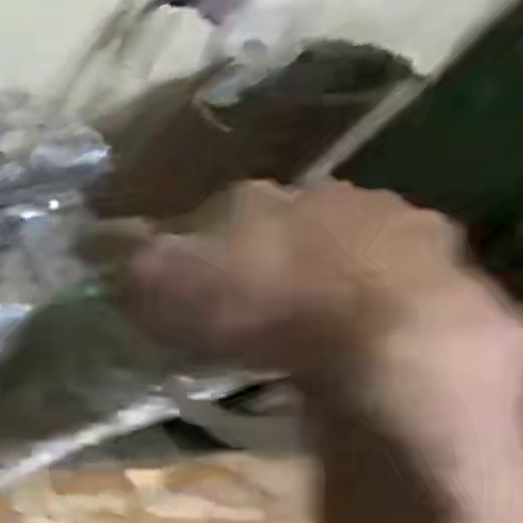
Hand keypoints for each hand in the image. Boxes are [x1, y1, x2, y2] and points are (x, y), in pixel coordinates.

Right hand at [117, 181, 522, 413]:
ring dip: (305, 265)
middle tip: (230, 300)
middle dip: (246, 253)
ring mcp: (381, 213)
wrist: (381, 333)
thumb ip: (121, 255)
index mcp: (242, 196)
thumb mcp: (153, 286)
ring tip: (288, 313)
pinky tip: (340, 320)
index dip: (178, 249)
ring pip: (324, 237)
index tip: (170, 284)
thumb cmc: (249, 306)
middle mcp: (311, 189)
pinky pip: (377, 265)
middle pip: (263, 221)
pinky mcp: (435, 248)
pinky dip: (357, 286)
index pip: (195, 215)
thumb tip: (87, 233)